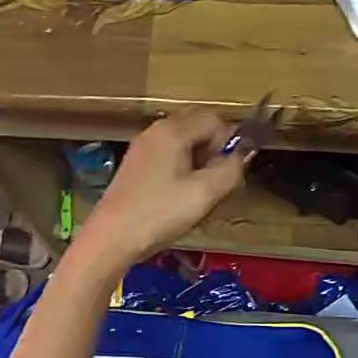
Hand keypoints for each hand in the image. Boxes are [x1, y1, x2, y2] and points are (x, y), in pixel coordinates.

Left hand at [72, 109, 246, 269]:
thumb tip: (245, 153)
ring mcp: (144, 147)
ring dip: (202, 160)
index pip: (214, 119)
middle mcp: (156, 131)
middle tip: (222, 179)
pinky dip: (185, 167)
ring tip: (205, 190)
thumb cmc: (160, 213)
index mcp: (173, 131)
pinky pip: (171, 154)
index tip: (233, 171)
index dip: (231, 141)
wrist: (112, 238)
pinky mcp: (138, 165)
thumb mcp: (205, 193)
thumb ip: (230, 169)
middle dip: (217, 148)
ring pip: (185, 141)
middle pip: (198, 125)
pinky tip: (184, 194)